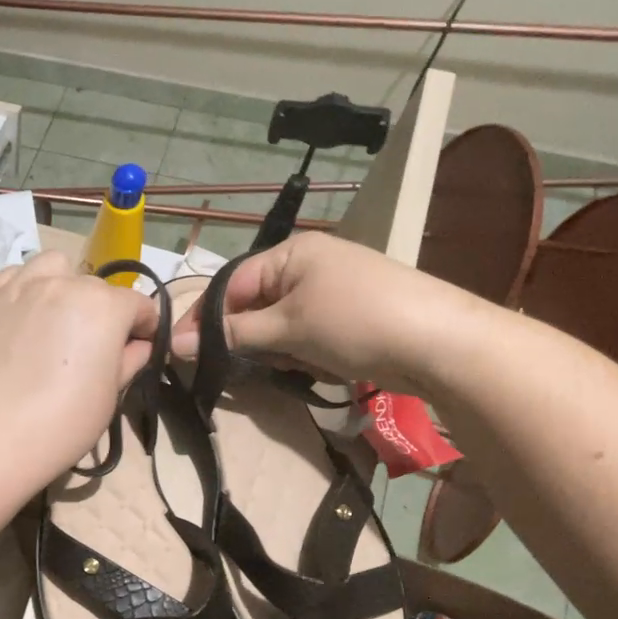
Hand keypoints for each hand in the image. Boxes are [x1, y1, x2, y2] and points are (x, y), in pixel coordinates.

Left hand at [0, 251, 159, 485]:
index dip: (143, 327)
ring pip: (52, 267)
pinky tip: (22, 315)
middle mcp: (63, 284)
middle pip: (94, 286)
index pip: (137, 304)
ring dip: (62, 284)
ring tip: (56, 317)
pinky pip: (12, 277)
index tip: (138, 346)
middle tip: (90, 345)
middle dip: (101, 310)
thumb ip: (130, 359)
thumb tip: (138, 344)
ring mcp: (19, 287)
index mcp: (103, 305)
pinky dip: (23, 288)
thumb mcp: (110, 394)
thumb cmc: (63, 422)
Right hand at [171, 232, 495, 398]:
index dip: (202, 320)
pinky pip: (303, 335)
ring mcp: (330, 291)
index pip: (227, 284)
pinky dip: (302, 353)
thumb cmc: (356, 322)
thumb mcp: (286, 328)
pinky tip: (319, 366)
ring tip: (296, 365)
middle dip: (245, 337)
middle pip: (250, 304)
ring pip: (276, 325)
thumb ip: (229, 335)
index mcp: (291, 252)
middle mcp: (308, 264)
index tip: (179, 353)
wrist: (444, 344)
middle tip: (245, 365)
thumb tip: (173, 345)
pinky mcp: (348, 317)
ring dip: (276, 349)